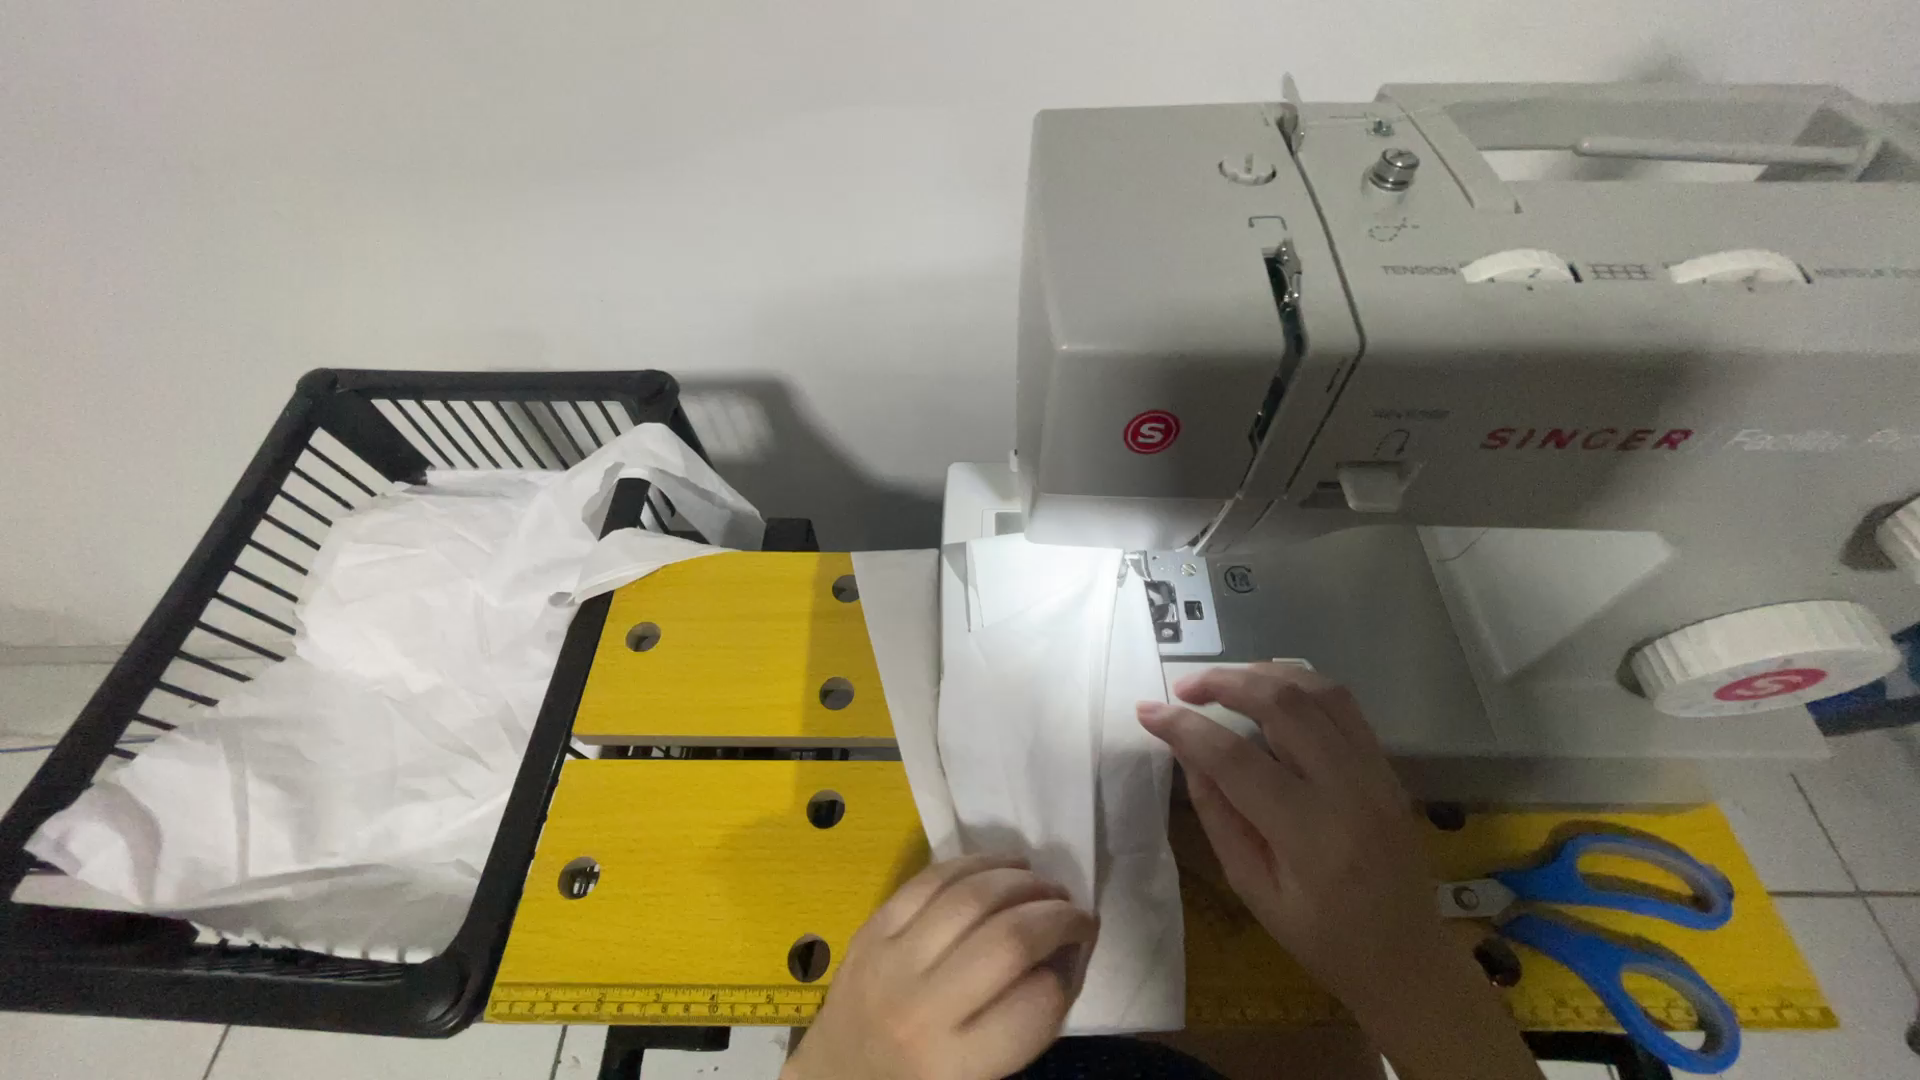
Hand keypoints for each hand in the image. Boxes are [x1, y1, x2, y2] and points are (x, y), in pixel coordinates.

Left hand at [781, 855, 1097, 1079]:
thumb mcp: (981, 1076)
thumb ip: (1027, 1018)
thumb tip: (1070, 947)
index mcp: (956, 1066)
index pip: (1037, 1004)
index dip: (1073, 966)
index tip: (1083, 948)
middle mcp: (922, 1011)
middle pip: (1008, 942)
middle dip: (1056, 915)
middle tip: (1074, 911)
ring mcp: (891, 961)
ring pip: (970, 898)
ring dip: (1021, 881)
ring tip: (1045, 884)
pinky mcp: (872, 927)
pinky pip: (931, 879)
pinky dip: (975, 863)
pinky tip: (1004, 864)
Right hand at [1137, 664, 1437, 1010]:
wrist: (1408, 961)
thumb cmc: (1321, 937)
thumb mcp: (1251, 886)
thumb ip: (1217, 813)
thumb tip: (1187, 749)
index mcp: (1311, 837)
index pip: (1236, 759)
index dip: (1185, 728)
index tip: (1148, 712)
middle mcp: (1351, 792)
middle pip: (1283, 705)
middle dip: (1223, 683)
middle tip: (1184, 688)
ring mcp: (1377, 774)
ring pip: (1318, 690)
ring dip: (1262, 674)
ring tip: (1222, 682)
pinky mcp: (1387, 766)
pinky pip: (1343, 704)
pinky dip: (1299, 684)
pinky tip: (1268, 690)